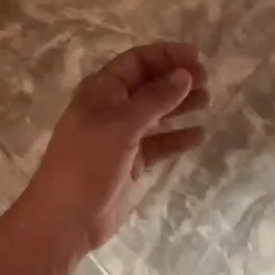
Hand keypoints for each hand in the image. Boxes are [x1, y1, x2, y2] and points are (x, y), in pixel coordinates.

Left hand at [16, 43, 209, 251]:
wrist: (67, 218)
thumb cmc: (88, 162)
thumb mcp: (121, 126)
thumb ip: (154, 100)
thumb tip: (184, 74)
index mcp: (102, 90)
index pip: (137, 61)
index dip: (165, 55)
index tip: (196, 57)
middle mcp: (112, 107)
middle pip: (148, 84)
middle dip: (175, 79)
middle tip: (207, 80)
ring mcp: (122, 135)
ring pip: (156, 112)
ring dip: (180, 104)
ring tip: (208, 100)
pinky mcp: (131, 162)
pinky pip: (159, 143)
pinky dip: (177, 137)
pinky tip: (200, 135)